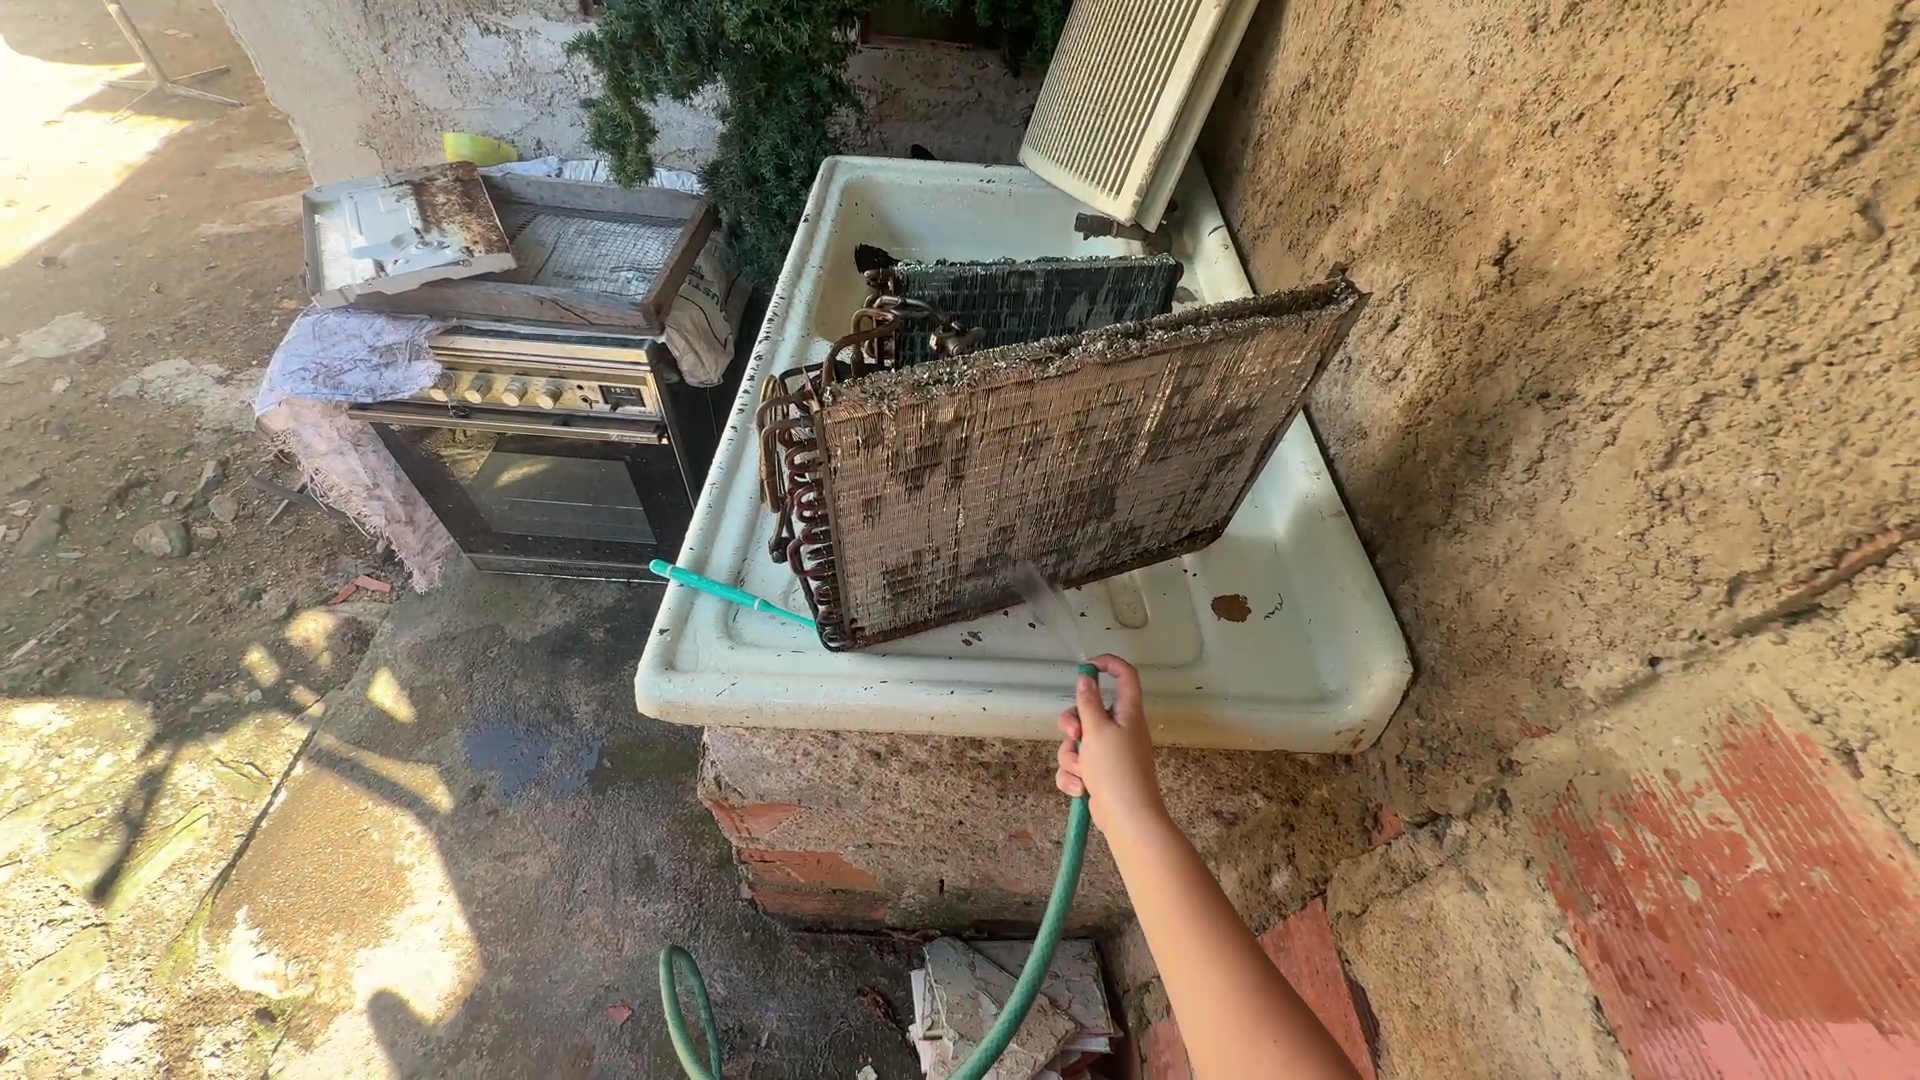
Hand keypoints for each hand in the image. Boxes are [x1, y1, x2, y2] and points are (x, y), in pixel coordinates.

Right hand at [1055, 654, 1167, 835]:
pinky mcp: (1098, 773)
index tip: (1086, 667)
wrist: (1127, 818)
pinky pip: (1076, 765)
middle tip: (1075, 736)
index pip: (1125, 676)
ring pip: (1077, 741)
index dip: (1108, 664)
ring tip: (1082, 772)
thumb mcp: (1097, 730)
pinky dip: (1074, 776)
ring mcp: (1108, 752)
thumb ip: (1088, 703)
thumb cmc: (1116, 769)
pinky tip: (1080, 789)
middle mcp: (1119, 728)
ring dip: (1072, 757)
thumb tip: (1086, 679)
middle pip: (1088, 710)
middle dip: (1072, 724)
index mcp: (1128, 713)